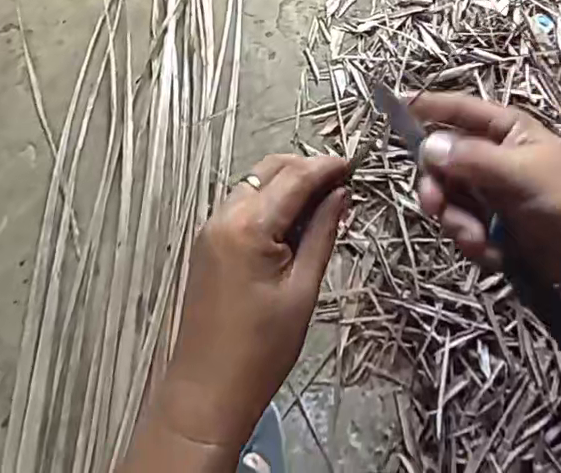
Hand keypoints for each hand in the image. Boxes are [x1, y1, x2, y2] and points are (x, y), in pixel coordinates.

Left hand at [153, 155, 349, 448]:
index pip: (295, 178)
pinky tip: (294, 220)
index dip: (327, 167)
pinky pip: (244, 202)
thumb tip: (342, 193)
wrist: (205, 396)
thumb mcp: (303, 289)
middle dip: (308, 169)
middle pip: (272, 169)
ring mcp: (211, 228)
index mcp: (249, 227)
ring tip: (323, 202)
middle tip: (341, 184)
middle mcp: (224, 216)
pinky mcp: (208, 242)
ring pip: (256, 182)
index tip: (354, 165)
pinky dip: (271, 199)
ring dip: (289, 182)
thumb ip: (322, 232)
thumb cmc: (261, 350)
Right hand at [412, 93, 560, 291]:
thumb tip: (427, 145)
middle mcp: (492, 155)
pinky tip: (495, 255)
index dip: (426, 107)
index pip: (457, 109)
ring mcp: (492, 191)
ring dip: (457, 222)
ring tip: (478, 240)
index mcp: (504, 129)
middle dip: (437, 188)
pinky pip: (463, 228)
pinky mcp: (493, 224)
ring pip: (449, 199)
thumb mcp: (521, 174)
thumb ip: (472, 159)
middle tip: (437, 207)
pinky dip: (473, 243)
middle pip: (442, 161)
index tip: (393, 107)